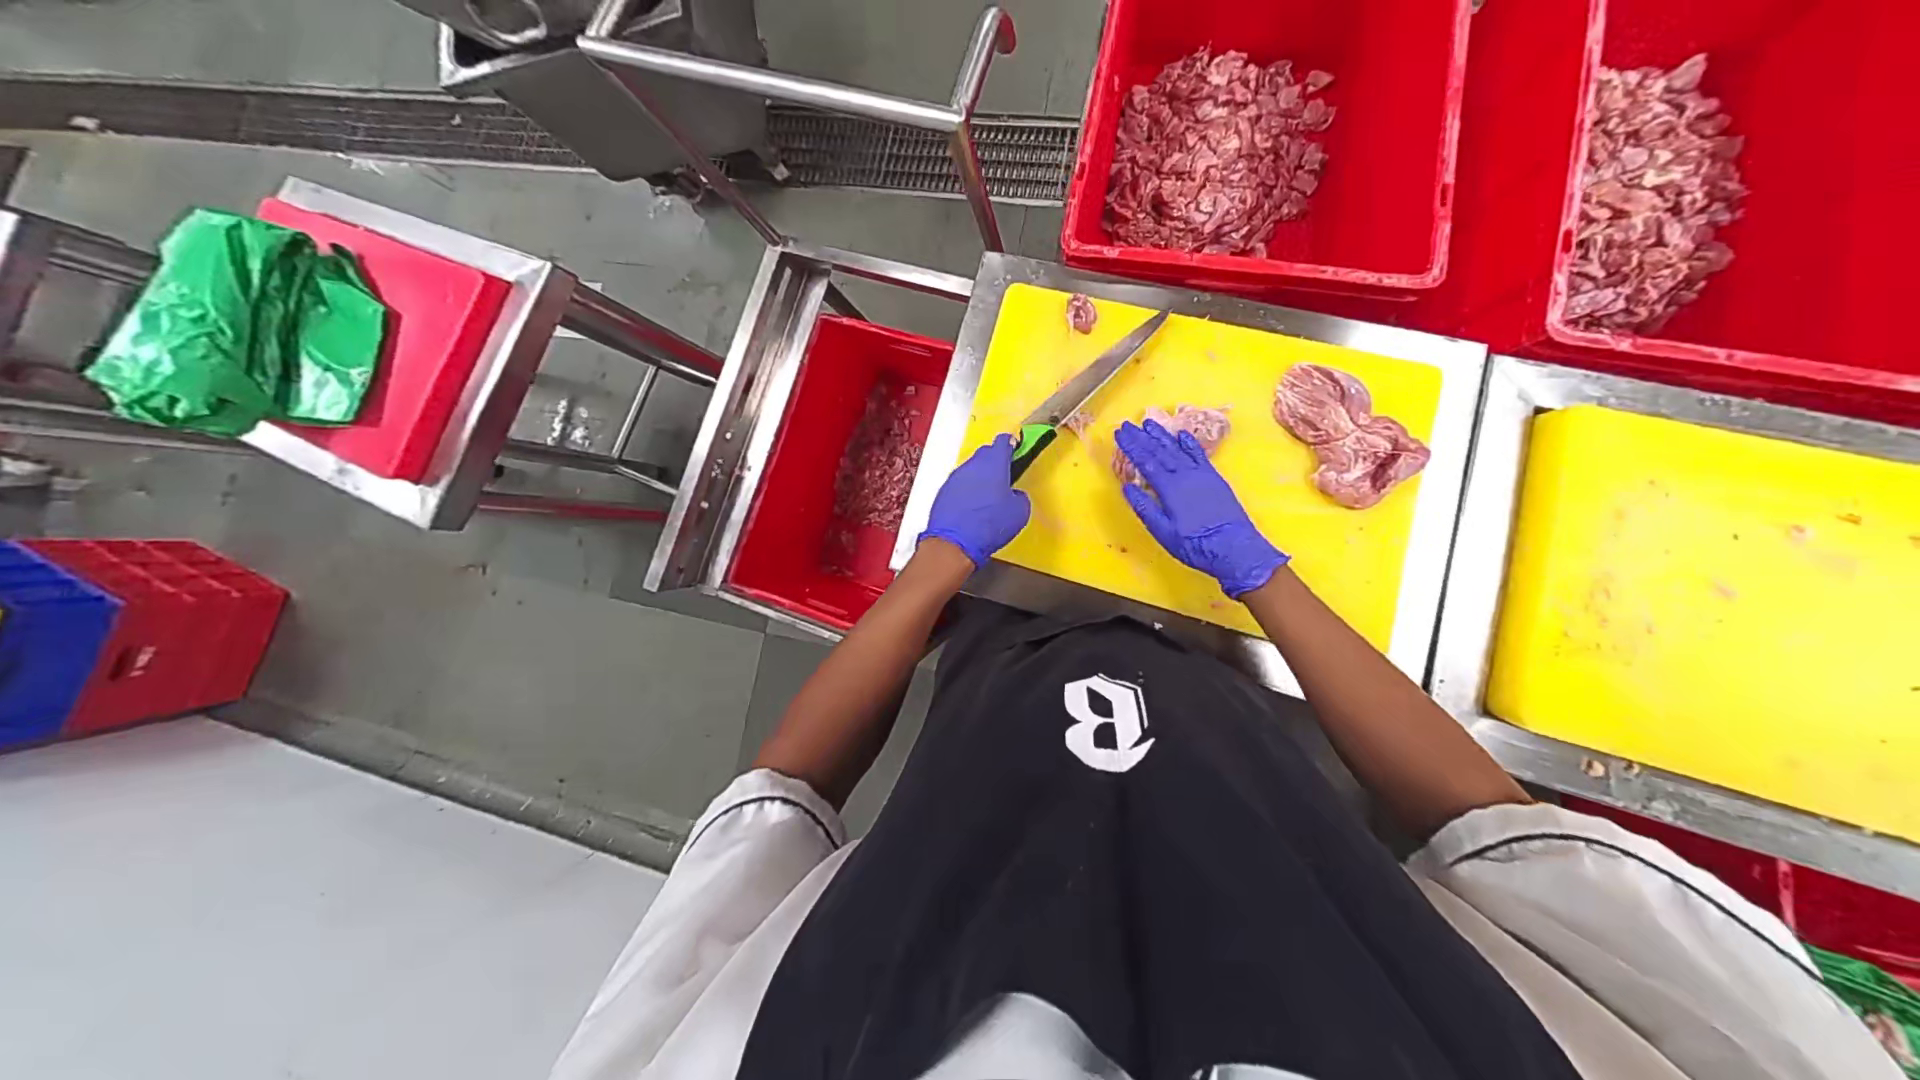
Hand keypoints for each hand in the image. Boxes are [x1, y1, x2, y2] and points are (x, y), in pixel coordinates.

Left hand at [918, 433, 1031, 566]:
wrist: (954, 543)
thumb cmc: (990, 524)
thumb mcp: (1019, 512)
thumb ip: (1019, 497)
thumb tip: (1014, 495)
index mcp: (994, 463)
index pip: (1002, 442)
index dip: (1010, 444)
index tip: (1014, 447)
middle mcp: (972, 465)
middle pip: (984, 454)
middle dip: (994, 460)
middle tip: (1003, 473)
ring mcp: (955, 478)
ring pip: (970, 470)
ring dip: (979, 476)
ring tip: (987, 494)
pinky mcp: (943, 492)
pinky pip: (959, 485)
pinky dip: (966, 490)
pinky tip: (971, 505)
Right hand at [1115, 419, 1287, 597]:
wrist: (1234, 547)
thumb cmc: (1194, 545)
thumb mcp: (1163, 532)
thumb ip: (1145, 508)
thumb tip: (1127, 488)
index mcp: (1169, 488)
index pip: (1145, 461)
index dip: (1132, 446)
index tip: (1120, 433)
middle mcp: (1185, 475)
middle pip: (1159, 451)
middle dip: (1142, 437)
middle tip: (1128, 424)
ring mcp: (1201, 474)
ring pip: (1177, 449)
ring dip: (1162, 435)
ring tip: (1149, 423)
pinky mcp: (1214, 478)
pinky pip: (1199, 455)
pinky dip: (1188, 443)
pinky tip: (1180, 435)